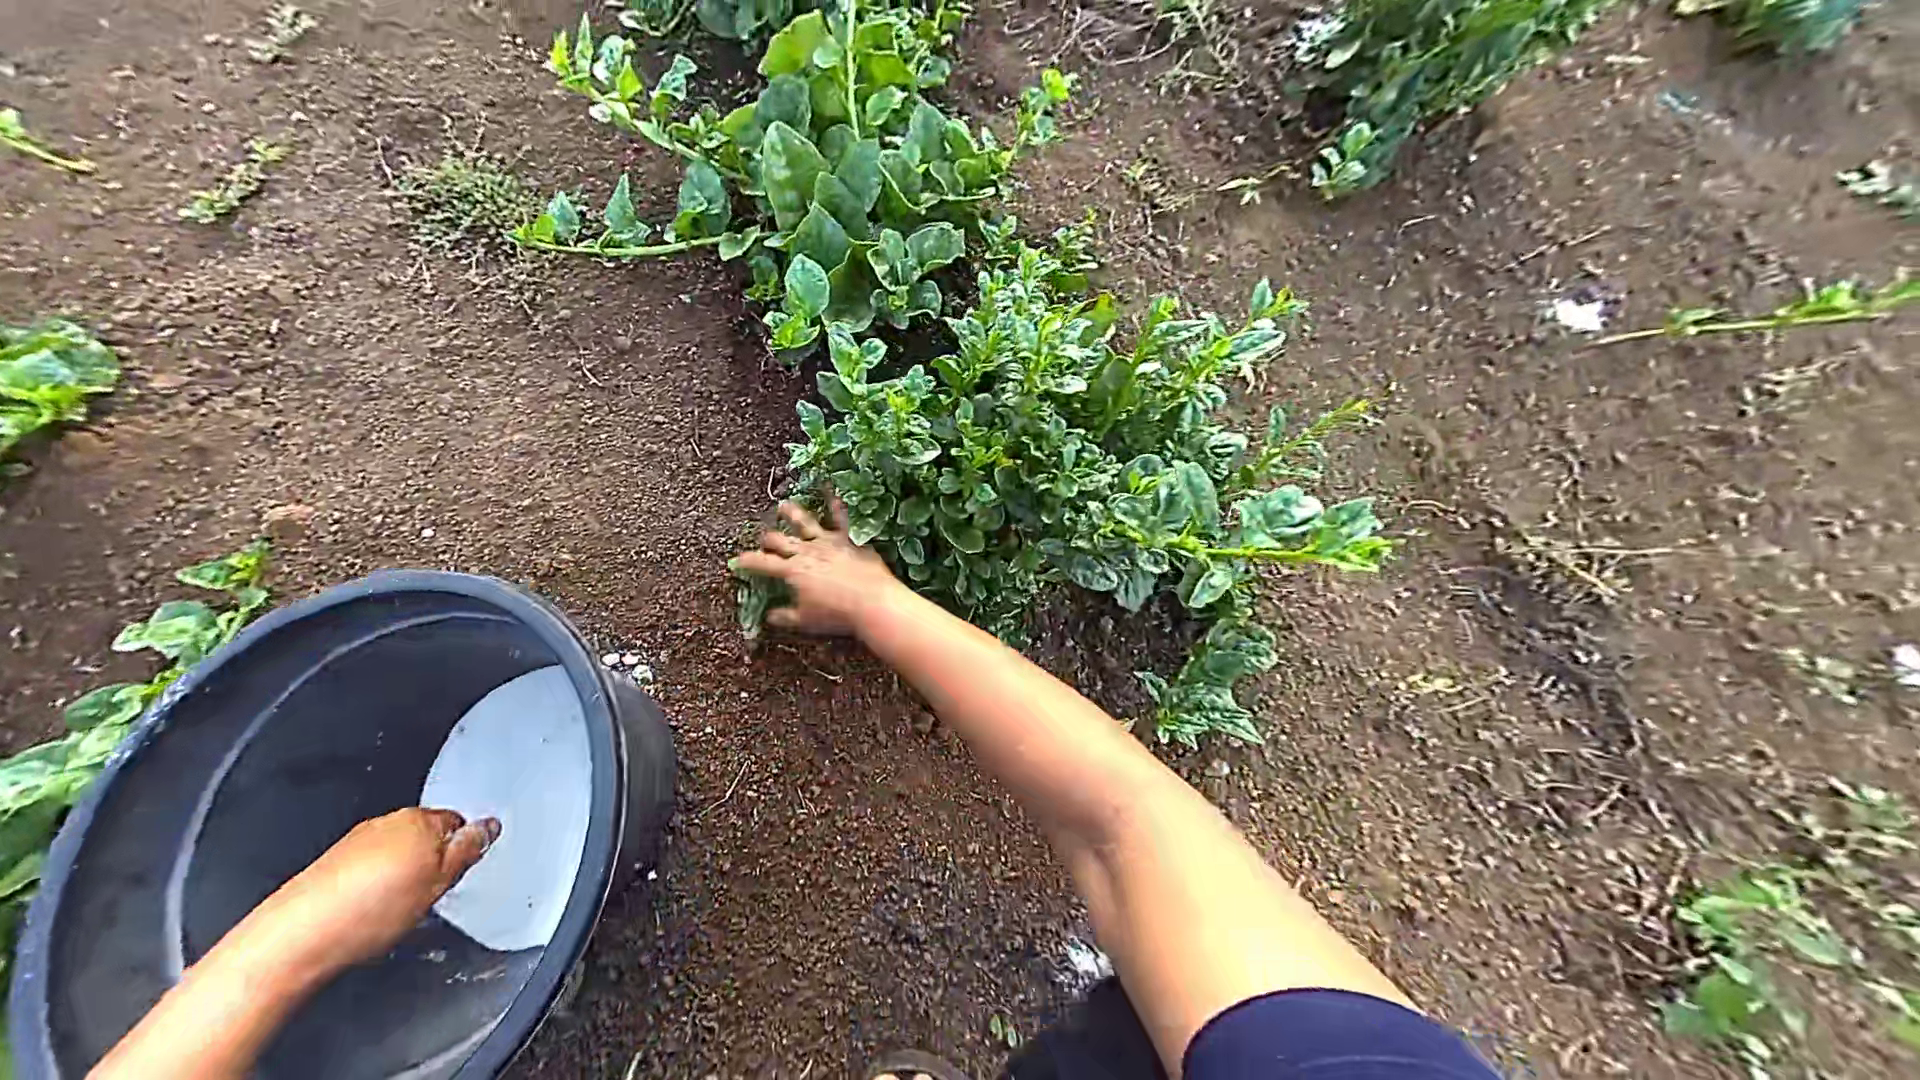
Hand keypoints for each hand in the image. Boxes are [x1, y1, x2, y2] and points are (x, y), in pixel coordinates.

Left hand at [217, 808, 499, 982]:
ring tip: (390, 912)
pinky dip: (369, 890)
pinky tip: (364, 916)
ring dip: (399, 879)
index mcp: (420, 818)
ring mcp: (353, 844)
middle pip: (428, 838)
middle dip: (430, 865)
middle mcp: (386, 823)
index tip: (452, 877)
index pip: (461, 824)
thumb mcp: (440, 882)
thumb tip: (490, 826)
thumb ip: (470, 848)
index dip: (461, 853)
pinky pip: (365, 872)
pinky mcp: (328, 867)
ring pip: (396, 856)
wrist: (289, 944)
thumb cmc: (364, 913)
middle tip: (425, 896)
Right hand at [732, 495, 910, 636]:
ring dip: (792, 513)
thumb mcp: (805, 620)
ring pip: (805, 522)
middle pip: (780, 540)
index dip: (748, 561)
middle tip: (764, 539)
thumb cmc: (837, 614)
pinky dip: (835, 504)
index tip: (739, 560)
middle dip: (769, 539)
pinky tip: (832, 493)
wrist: (871, 601)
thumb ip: (785, 616)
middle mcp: (807, 551)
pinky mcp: (848, 539)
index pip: (763, 563)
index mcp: (792, 571)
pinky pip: (841, 518)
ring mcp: (828, 542)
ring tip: (783, 505)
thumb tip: (770, 616)